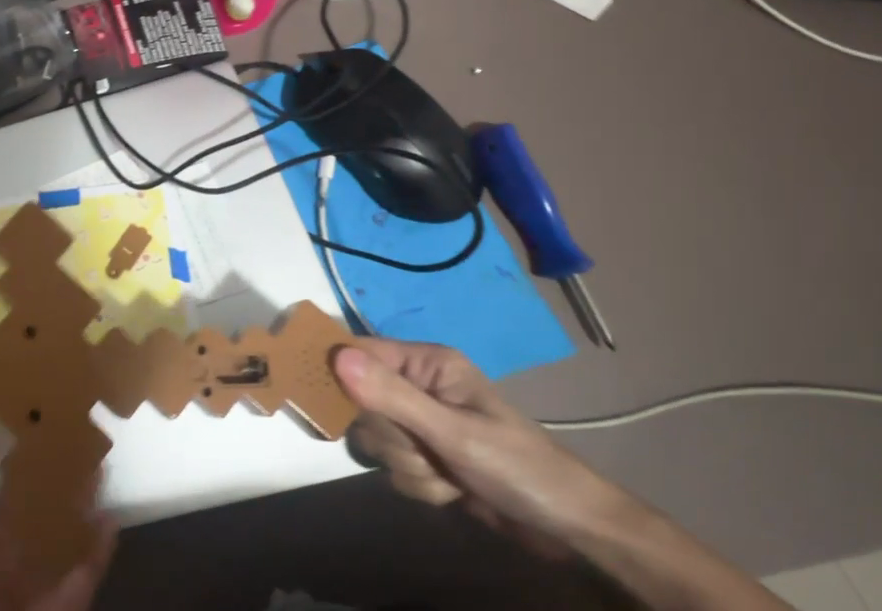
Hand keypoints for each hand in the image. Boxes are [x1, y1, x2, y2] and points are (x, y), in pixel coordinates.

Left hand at [0, 442, 117, 610]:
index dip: (5, 470)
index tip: (18, 434)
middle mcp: (14, 562)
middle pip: (37, 515)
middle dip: (53, 483)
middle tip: (68, 446)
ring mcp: (43, 581)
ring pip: (68, 535)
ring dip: (85, 505)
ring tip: (98, 471)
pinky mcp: (69, 601)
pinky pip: (89, 570)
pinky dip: (101, 546)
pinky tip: (110, 519)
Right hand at [334, 339, 627, 556]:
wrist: (570, 529)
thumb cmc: (520, 467)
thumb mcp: (454, 431)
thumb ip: (392, 396)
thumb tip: (336, 357)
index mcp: (427, 363)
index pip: (359, 353)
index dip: (335, 371)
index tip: (311, 391)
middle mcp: (419, 386)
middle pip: (361, 403)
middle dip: (391, 437)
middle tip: (424, 448)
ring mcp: (421, 423)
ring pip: (375, 440)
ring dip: (408, 466)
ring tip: (449, 474)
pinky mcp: (425, 457)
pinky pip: (391, 467)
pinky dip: (418, 484)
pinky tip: (452, 489)